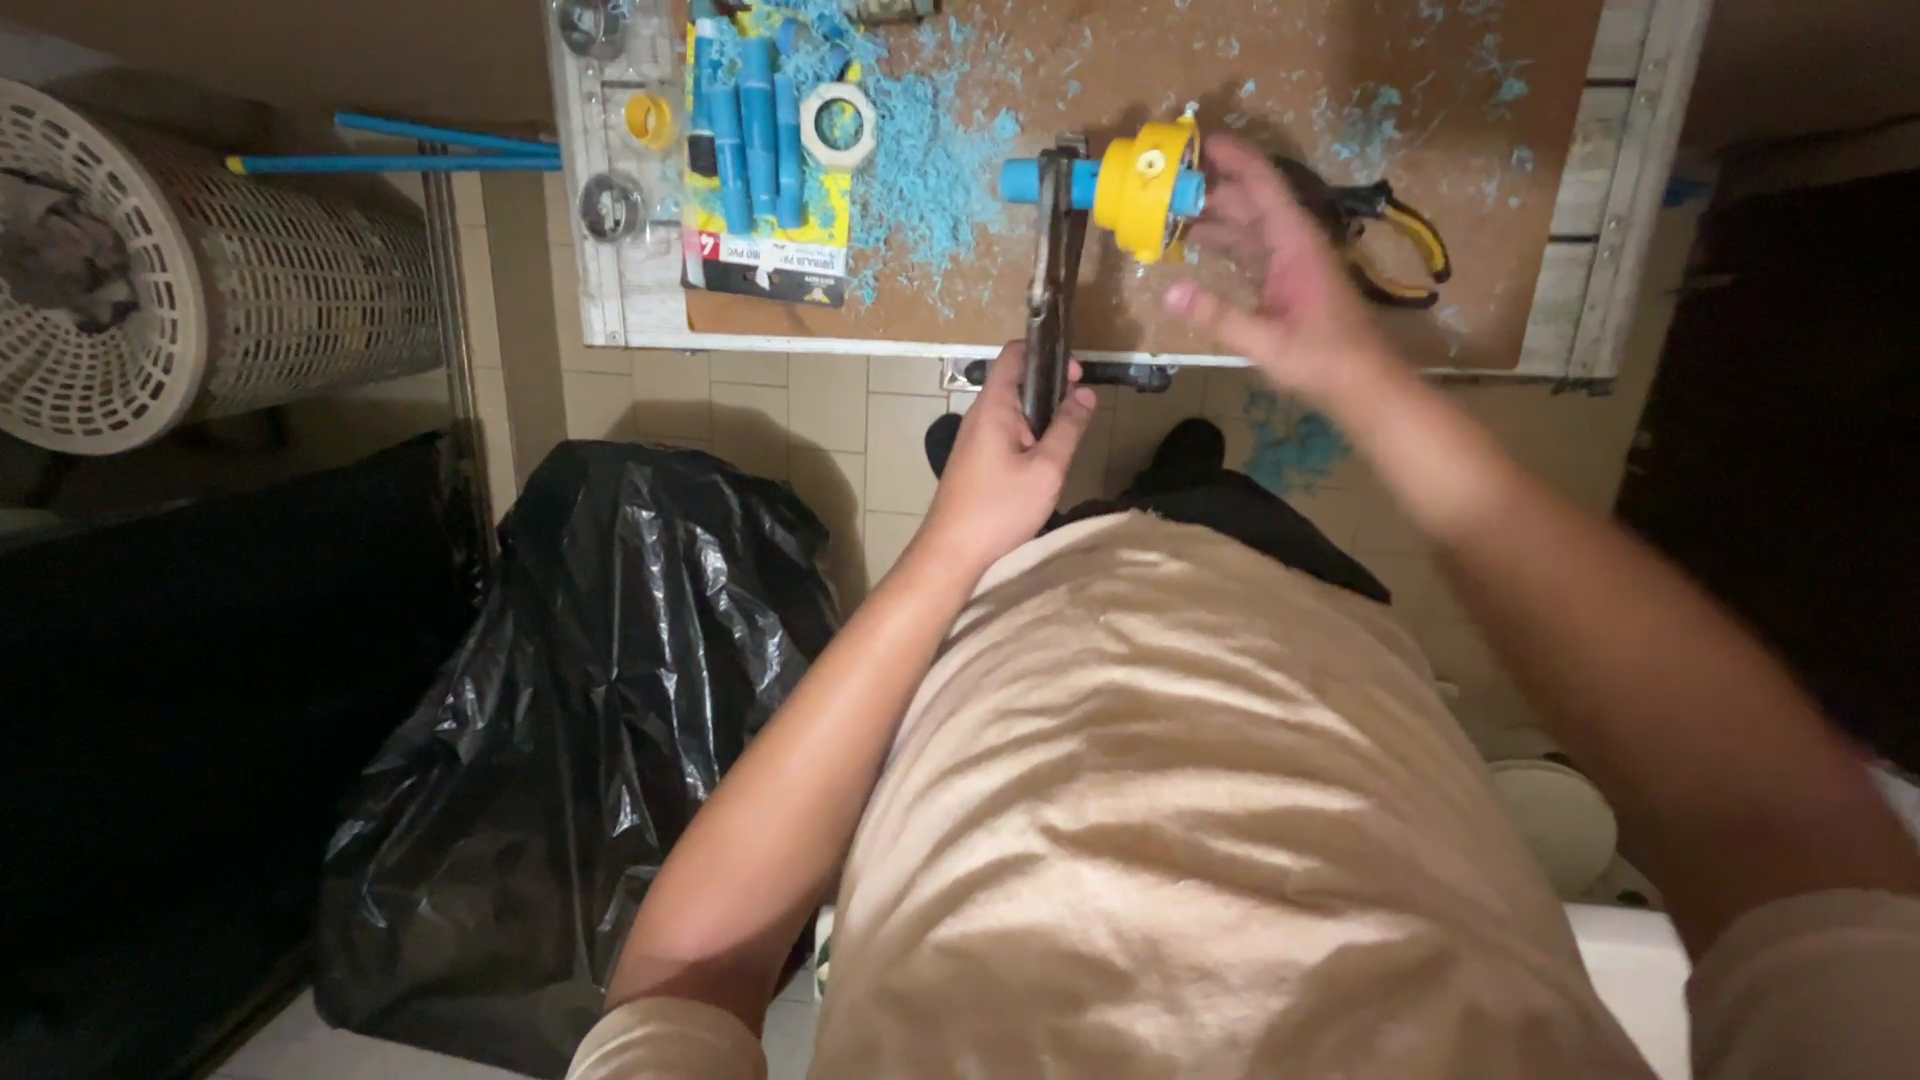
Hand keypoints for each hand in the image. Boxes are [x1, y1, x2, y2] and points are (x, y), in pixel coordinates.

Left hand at [911, 341, 1095, 575]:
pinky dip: (1029, 435)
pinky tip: (1046, 459)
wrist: (952, 550)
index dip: (1046, 352)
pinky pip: (1006, 433)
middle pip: (1016, 382)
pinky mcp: (974, 460)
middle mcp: (980, 414)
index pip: (1015, 354)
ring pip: (1013, 411)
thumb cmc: (1000, 507)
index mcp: (994, 406)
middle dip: (1051, 387)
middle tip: (1082, 408)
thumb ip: (1068, 428)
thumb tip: (1086, 394)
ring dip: (1042, 415)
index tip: (1076, 373)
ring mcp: (974, 438)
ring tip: (1069, 435)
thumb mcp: (1046, 469)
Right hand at [1163, 134, 1396, 406]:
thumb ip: (1218, 317)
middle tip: (1164, 182)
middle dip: (1209, 188)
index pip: (1261, 186)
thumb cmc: (1322, 360)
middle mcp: (1293, 243)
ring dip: (1211, 216)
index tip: (1198, 141)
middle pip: (1249, 201)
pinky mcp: (1284, 283)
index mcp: (1294, 243)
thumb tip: (1169, 293)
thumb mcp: (1266, 342)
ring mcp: (1290, 263)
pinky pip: (1248, 250)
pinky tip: (1195, 245)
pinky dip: (1221, 243)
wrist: (1362, 383)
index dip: (1233, 159)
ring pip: (1246, 225)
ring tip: (1168, 211)